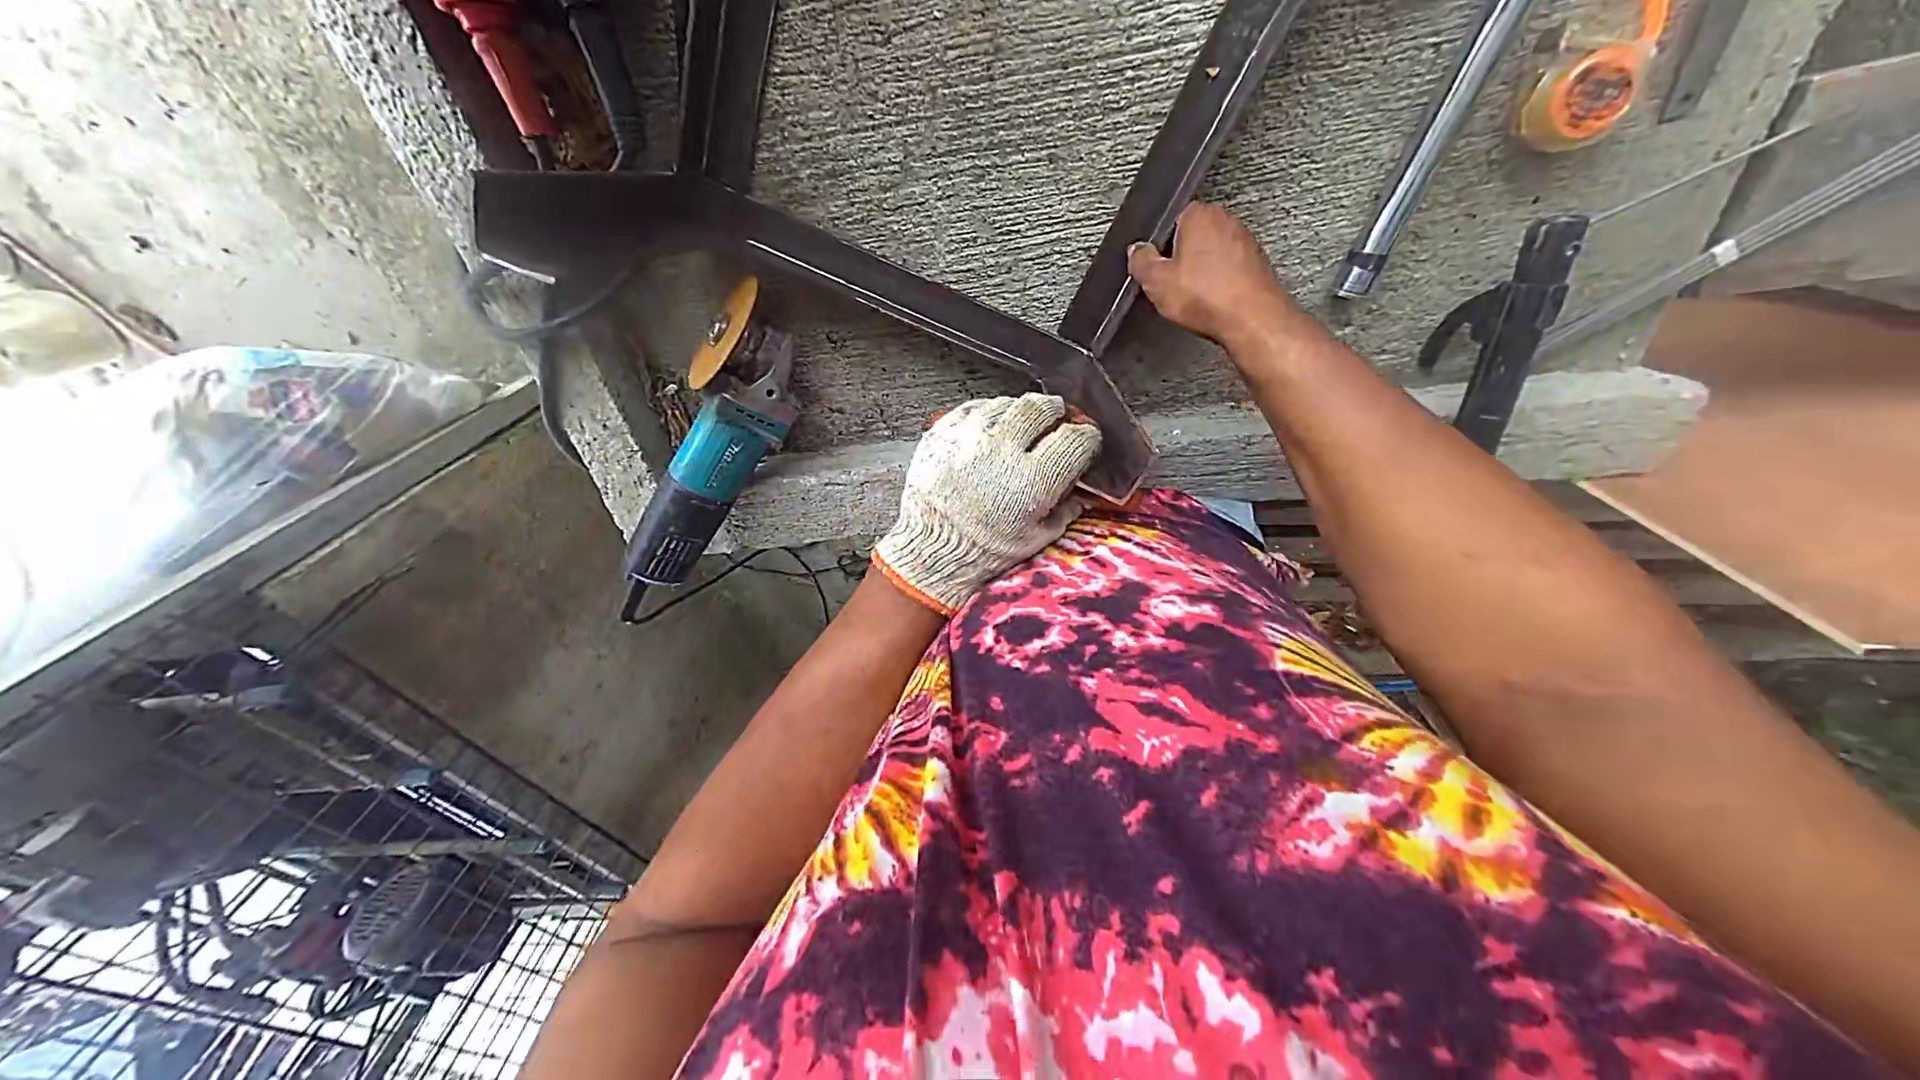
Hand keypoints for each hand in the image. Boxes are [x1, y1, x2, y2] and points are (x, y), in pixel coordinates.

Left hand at [873, 394, 1100, 614]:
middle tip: (1058, 416)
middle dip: (1055, 411)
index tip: (1086, 439)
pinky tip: (992, 423)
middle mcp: (1002, 452)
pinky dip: (988, 411)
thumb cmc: (980, 552)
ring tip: (1025, 421)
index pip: (1074, 440)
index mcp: (1031, 480)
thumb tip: (1080, 497)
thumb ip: (1062, 512)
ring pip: (1006, 404)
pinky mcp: (942, 435)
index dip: (1086, 436)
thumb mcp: (1033, 539)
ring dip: (1021, 409)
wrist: (931, 552)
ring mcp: (969, 439)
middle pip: (1040, 409)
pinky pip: (973, 408)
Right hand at [1127, 202, 1300, 347]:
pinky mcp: (1255, 264)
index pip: (1173, 218)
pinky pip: (1229, 269)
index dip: (1161, 244)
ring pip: (1212, 252)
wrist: (1251, 318)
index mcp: (1199, 216)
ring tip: (1193, 296)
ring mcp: (1244, 242)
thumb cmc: (1210, 296)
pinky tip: (1211, 301)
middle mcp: (1226, 221)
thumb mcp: (1157, 282)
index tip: (1156, 264)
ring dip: (1202, 271)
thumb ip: (1141, 261)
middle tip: (1171, 282)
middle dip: (1182, 256)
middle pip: (1194, 235)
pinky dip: (1219, 282)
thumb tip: (1136, 252)